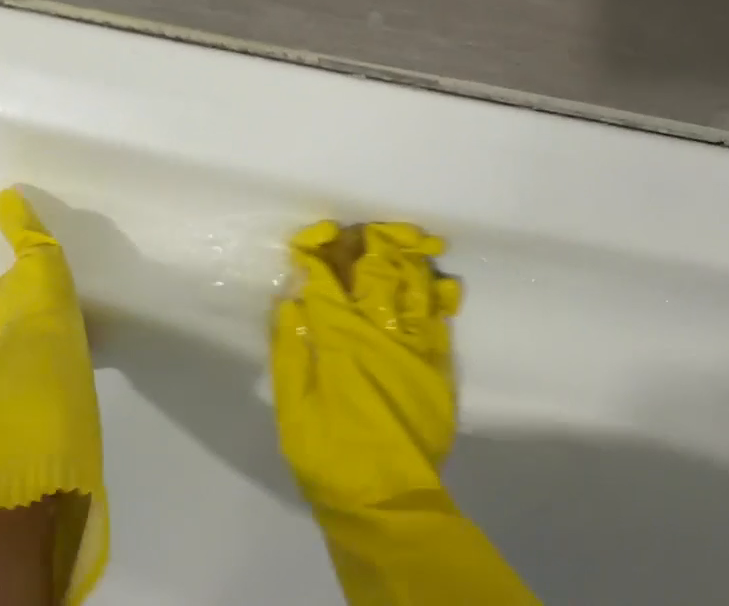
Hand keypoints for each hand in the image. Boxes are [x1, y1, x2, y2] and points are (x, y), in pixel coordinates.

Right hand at [273, 220, 536, 604]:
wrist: (385, 499)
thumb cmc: (326, 451)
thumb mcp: (289, 401)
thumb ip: (289, 346)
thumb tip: (291, 300)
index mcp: (337, 335)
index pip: (325, 274)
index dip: (316, 248)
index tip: (309, 237)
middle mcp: (378, 330)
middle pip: (374, 266)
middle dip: (363, 239)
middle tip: (354, 228)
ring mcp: (414, 345)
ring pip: (412, 282)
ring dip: (405, 253)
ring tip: (400, 234)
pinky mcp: (438, 365)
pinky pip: (440, 315)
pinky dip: (437, 289)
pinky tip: (435, 274)